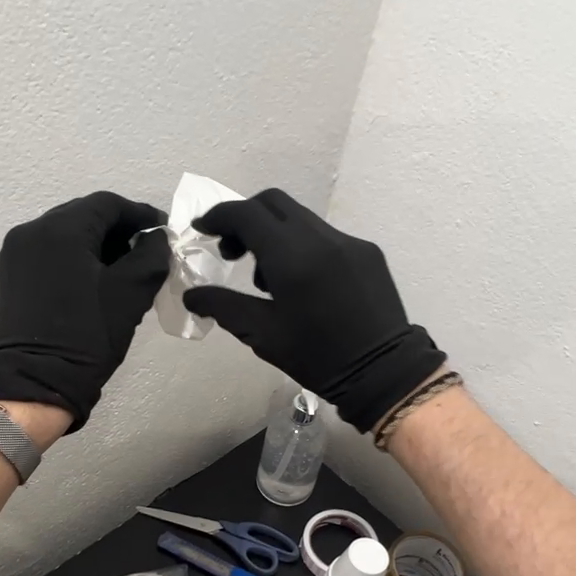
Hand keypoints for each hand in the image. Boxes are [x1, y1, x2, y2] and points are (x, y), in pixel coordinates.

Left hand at [0, 192, 167, 432]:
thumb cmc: (88, 337)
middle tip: (147, 250)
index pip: (107, 204)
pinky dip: (76, 257)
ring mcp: (16, 253)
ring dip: (96, 244)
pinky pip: (50, 252)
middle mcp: (31, 231)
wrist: (37, 383)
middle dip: (118, 229)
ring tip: (124, 268)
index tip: (163, 231)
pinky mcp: (11, 275)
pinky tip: (96, 280)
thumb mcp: (131, 293)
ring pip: (66, 234)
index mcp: (60, 229)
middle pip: (84, 215)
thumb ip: (151, 255)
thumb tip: (156, 238)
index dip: (140, 214)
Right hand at [181, 189, 444, 431]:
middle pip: (273, 203)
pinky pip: (325, 236)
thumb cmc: (318, 358)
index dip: (218, 217)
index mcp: (292, 257)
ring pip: (300, 218)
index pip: (246, 214)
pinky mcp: (367, 252)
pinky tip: (303, 284)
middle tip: (232, 252)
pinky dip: (302, 247)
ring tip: (267, 279)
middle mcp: (321, 238)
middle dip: (245, 219)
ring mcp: (348, 242)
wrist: (383, 372)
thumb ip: (223, 307)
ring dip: (274, 235)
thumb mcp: (263, 335)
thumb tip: (191, 295)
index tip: (202, 230)